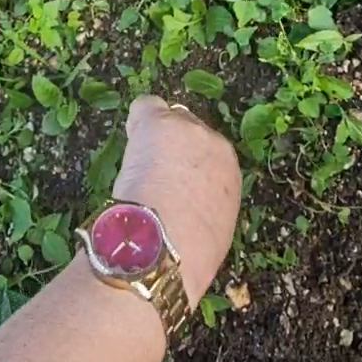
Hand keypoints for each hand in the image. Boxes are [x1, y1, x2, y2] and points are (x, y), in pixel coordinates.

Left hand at [111, 96, 241, 300]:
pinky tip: (130, 142)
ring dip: (155, 137)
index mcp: (230, 171)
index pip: (210, 153)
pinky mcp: (157, 121)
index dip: (189, 166)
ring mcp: (185, 128)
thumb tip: (192, 210)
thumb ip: (207, 206)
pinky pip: (146, 107)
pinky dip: (136, 122)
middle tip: (156, 175)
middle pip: (191, 131)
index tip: (175, 182)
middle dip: (174, 149)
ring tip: (139, 164)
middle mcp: (213, 143)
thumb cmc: (189, 254)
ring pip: (168, 117)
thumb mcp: (214, 231)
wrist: (164, 246)